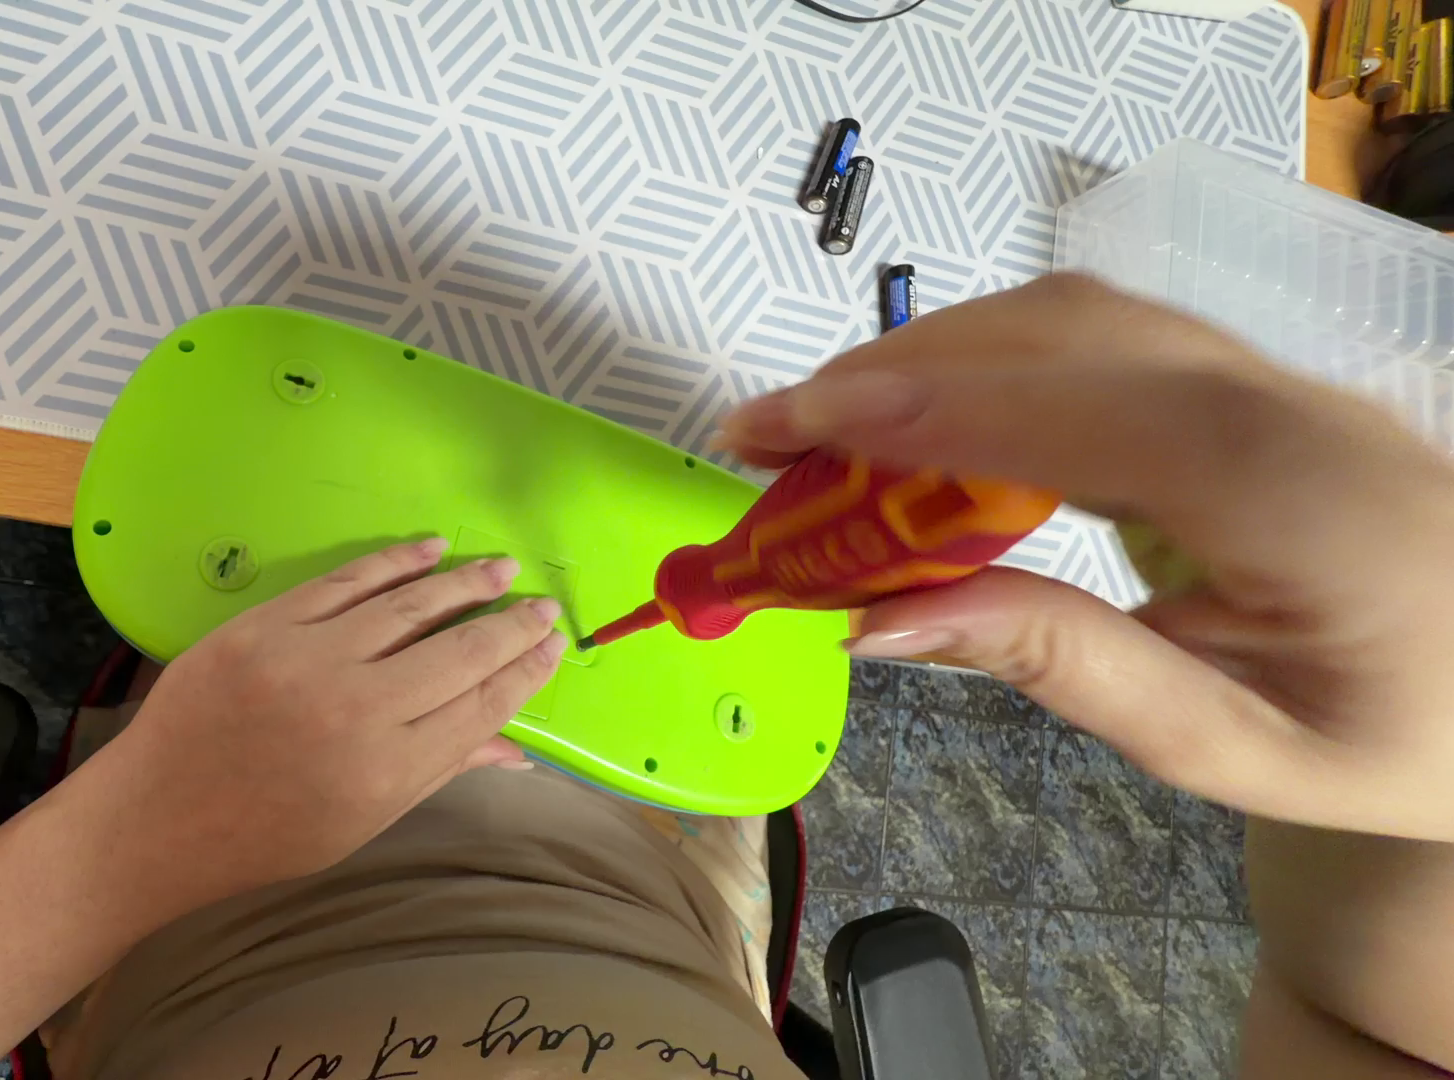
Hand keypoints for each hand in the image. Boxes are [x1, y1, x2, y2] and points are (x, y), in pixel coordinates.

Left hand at [105, 539, 564, 892]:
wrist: (158, 817)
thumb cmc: (268, 834)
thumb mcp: (363, 822)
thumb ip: (442, 772)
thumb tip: (518, 750)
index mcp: (389, 770)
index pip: (483, 705)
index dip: (526, 671)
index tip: (553, 645)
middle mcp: (360, 711)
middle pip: (461, 653)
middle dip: (512, 624)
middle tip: (544, 603)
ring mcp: (310, 660)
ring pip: (412, 606)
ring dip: (466, 582)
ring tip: (502, 566)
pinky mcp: (268, 625)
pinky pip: (347, 581)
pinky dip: (396, 560)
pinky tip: (433, 547)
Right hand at [715, 274, 1453, 841]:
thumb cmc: (1390, 732)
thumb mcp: (1222, 743)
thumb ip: (1054, 665)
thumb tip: (869, 622)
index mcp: (1331, 511)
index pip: (1128, 423)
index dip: (955, 410)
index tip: (811, 425)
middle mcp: (1298, 404)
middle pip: (1068, 335)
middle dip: (888, 374)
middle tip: (762, 433)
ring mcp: (1255, 370)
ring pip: (1054, 317)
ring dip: (906, 361)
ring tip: (803, 428)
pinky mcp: (1210, 371)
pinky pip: (1061, 337)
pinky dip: (948, 365)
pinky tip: (888, 415)